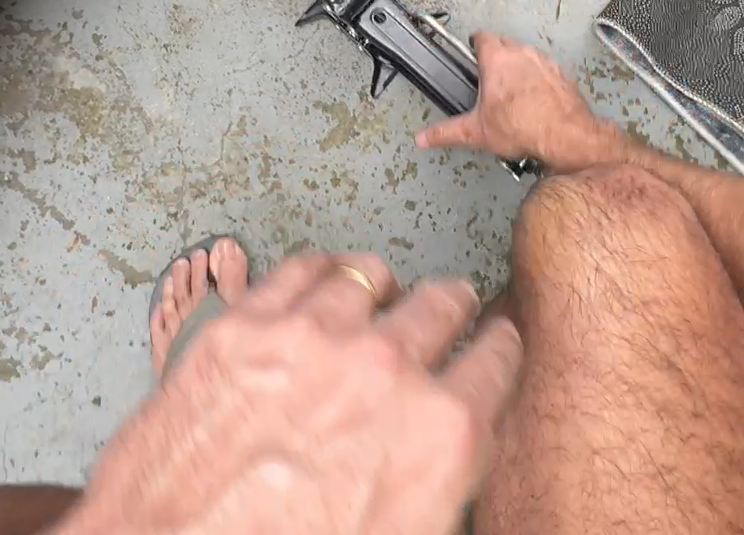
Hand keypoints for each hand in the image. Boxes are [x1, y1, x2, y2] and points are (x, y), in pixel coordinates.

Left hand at [62, 253, 522, 534]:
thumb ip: (442, 477)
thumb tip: (450, 444)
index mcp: (438, 434)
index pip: (496, 360)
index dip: (498, 347)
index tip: (495, 340)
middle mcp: (384, 369)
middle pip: (442, 304)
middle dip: (451, 306)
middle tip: (450, 304)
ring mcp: (311, 336)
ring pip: (372, 274)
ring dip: (385, 285)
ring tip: (384, 289)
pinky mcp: (245, 324)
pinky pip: (303, 267)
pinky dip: (324, 268)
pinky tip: (327, 275)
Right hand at [415, 32, 620, 172]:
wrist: (567, 136)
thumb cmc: (526, 128)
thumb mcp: (477, 132)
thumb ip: (446, 132)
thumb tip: (426, 137)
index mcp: (497, 60)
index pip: (481, 37)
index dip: (474, 42)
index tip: (471, 50)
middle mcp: (521, 54)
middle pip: (503, 42)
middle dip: (494, 54)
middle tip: (487, 73)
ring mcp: (544, 62)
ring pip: (525, 53)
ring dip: (517, 64)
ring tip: (510, 87)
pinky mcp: (560, 74)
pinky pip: (544, 68)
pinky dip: (537, 77)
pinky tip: (533, 97)